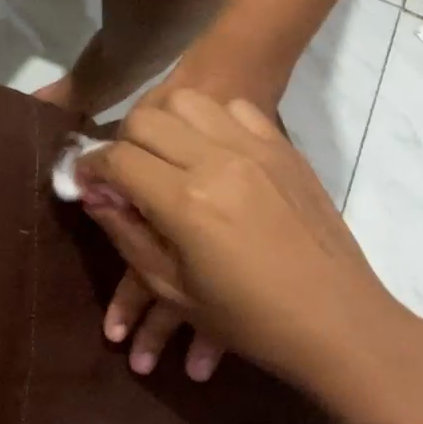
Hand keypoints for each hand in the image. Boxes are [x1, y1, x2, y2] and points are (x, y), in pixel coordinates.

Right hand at [92, 40, 289, 377]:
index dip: (89, 168)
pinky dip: (210, 122)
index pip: (116, 158)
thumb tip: (92, 191)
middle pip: (144, 119)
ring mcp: (255, 149)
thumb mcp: (170, 286)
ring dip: (163, 124)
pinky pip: (235, 110)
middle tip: (121, 176)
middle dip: (121, 143)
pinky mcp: (284, 149)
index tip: (83, 184)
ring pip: (187, 101)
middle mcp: (217, 162)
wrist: (339, 322)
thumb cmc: (246, 318)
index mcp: (185, 202)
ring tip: (162, 158)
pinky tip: (209, 155)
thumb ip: (124, 230)